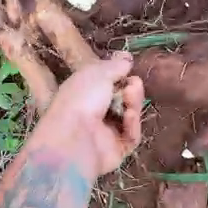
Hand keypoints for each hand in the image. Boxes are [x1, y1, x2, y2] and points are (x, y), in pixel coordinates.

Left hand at [36, 52, 143, 180]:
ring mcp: (106, 132)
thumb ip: (115, 65)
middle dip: (131, 89)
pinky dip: (132, 125)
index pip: (106, 82)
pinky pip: (132, 136)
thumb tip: (126, 57)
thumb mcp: (98, 74)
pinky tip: (129, 117)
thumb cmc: (81, 100)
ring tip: (130, 97)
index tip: (129, 67)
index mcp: (84, 91)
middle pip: (123, 99)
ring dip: (134, 104)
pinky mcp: (116, 150)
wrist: (73, 139)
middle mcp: (94, 111)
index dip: (120, 74)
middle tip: (134, 84)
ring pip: (130, 116)